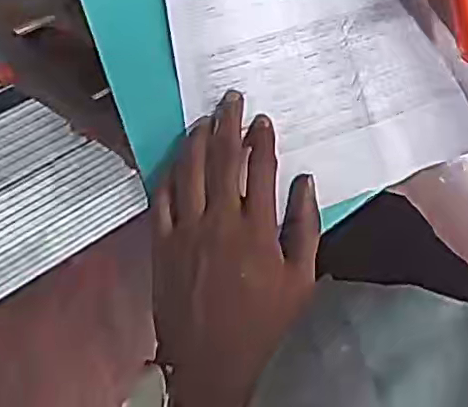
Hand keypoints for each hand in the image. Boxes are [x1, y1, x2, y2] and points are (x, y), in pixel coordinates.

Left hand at [153, 91, 319, 406]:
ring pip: (189, 171)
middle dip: (228, 123)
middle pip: (223, 159)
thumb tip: (304, 180)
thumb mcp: (301, 279)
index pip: (259, 168)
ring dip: (197, 140)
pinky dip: (169, 173)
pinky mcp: (162, 246)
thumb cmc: (263, 323)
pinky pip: (162, 199)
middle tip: (231, 99)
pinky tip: (177, 159)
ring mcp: (186, 233)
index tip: (262, 119)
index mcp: (256, 229)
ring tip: (204, 119)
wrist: (210, 367)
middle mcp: (219, 222)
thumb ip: (305, 225)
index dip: (261, 138)